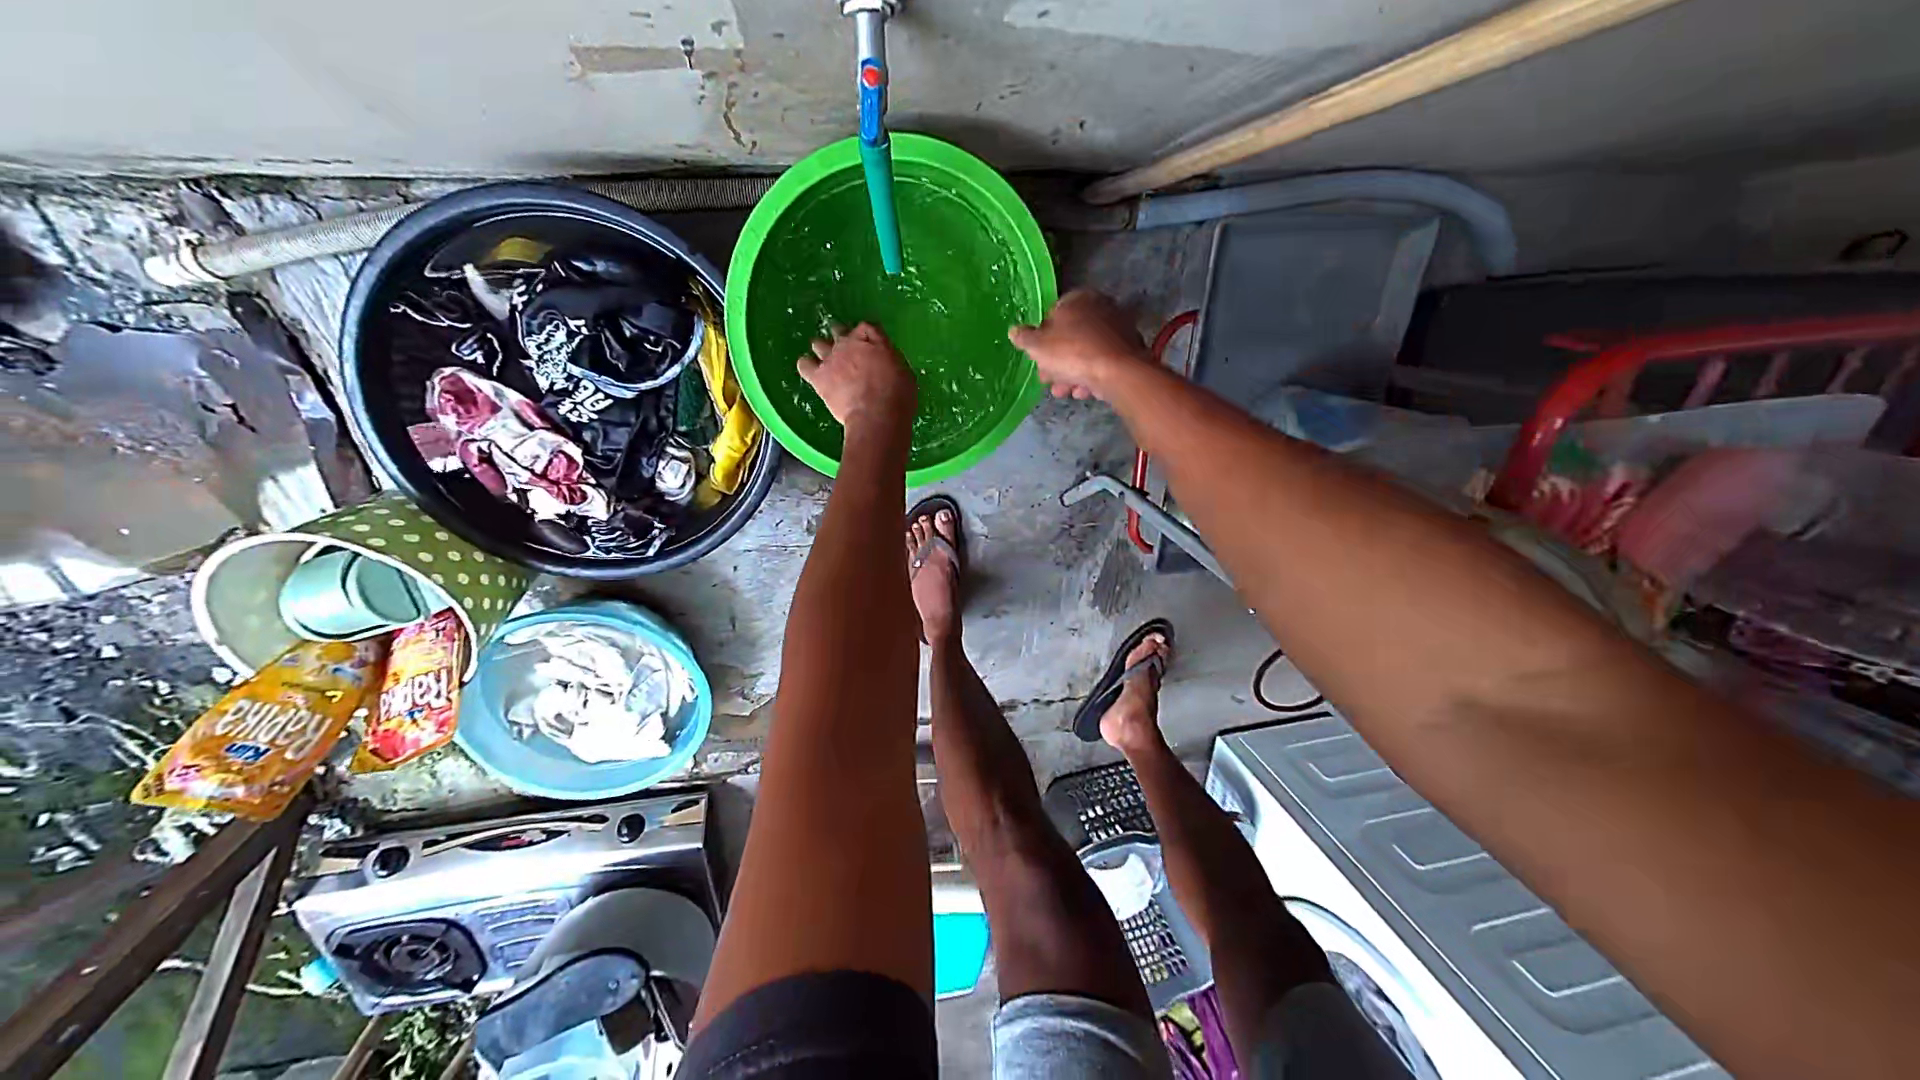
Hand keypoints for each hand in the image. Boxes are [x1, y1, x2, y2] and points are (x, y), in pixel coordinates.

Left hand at [797, 322, 915, 432]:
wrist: (876, 415)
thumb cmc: (898, 397)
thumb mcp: (904, 373)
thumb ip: (890, 362)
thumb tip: (885, 364)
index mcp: (873, 340)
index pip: (866, 327)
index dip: (867, 336)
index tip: (870, 346)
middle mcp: (849, 343)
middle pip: (839, 329)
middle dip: (842, 337)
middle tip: (847, 351)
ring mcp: (831, 358)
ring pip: (818, 343)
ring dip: (822, 349)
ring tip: (827, 361)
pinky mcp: (818, 376)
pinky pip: (804, 364)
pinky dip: (807, 366)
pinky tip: (812, 371)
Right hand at [1008, 290, 1151, 400]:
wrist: (1116, 371)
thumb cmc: (1071, 351)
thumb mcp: (1037, 346)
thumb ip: (1024, 338)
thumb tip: (1014, 331)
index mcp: (1077, 298)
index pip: (1054, 314)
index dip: (1043, 339)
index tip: (1038, 358)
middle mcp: (1101, 306)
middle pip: (1071, 336)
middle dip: (1058, 361)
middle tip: (1049, 380)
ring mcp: (1118, 328)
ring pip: (1087, 352)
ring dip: (1073, 373)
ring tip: (1065, 391)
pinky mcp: (1129, 349)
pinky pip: (1103, 361)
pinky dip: (1092, 375)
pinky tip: (1084, 391)